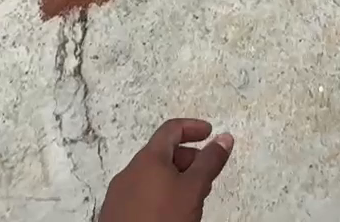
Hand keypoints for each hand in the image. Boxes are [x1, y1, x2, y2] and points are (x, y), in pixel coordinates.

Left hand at [98, 118, 234, 221]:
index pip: (171, 129)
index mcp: (147, 159)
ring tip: (191, 199)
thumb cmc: (163, 218)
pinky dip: (159, 194)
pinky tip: (170, 214)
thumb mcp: (194, 189)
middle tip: (205, 175)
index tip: (211, 134)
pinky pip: (141, 195)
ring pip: (151, 176)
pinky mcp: (114, 217)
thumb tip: (225, 137)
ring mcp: (118, 196)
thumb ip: (210, 161)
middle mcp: (129, 173)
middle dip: (187, 158)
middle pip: (161, 153)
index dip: (193, 127)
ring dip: (175, 178)